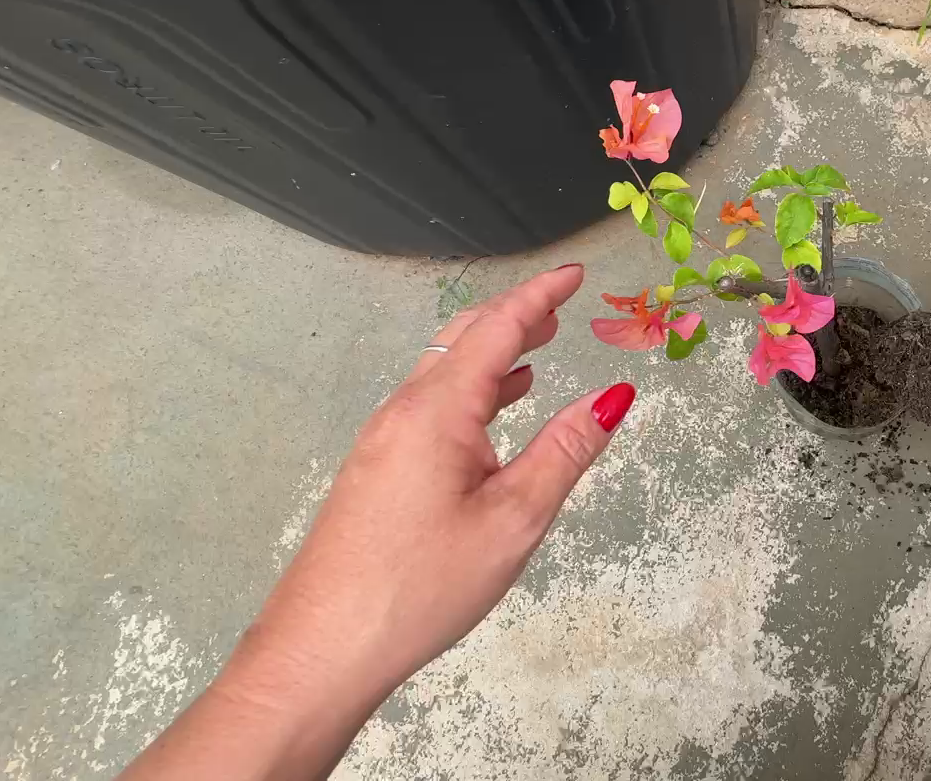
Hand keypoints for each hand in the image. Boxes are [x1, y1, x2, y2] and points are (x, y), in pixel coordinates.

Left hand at [123, 263, 635, 779]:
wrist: (315, 658)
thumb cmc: (424, 584)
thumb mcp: (515, 517)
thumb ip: (568, 449)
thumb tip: (616, 394)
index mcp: (439, 411)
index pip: (497, 328)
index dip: (540, 295)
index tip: (576, 272)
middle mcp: (405, 410)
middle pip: (465, 338)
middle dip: (518, 313)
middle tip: (564, 303)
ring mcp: (385, 438)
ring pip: (447, 369)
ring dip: (497, 347)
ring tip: (543, 344)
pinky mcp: (379, 466)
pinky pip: (435, 399)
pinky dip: (478, 383)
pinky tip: (501, 406)